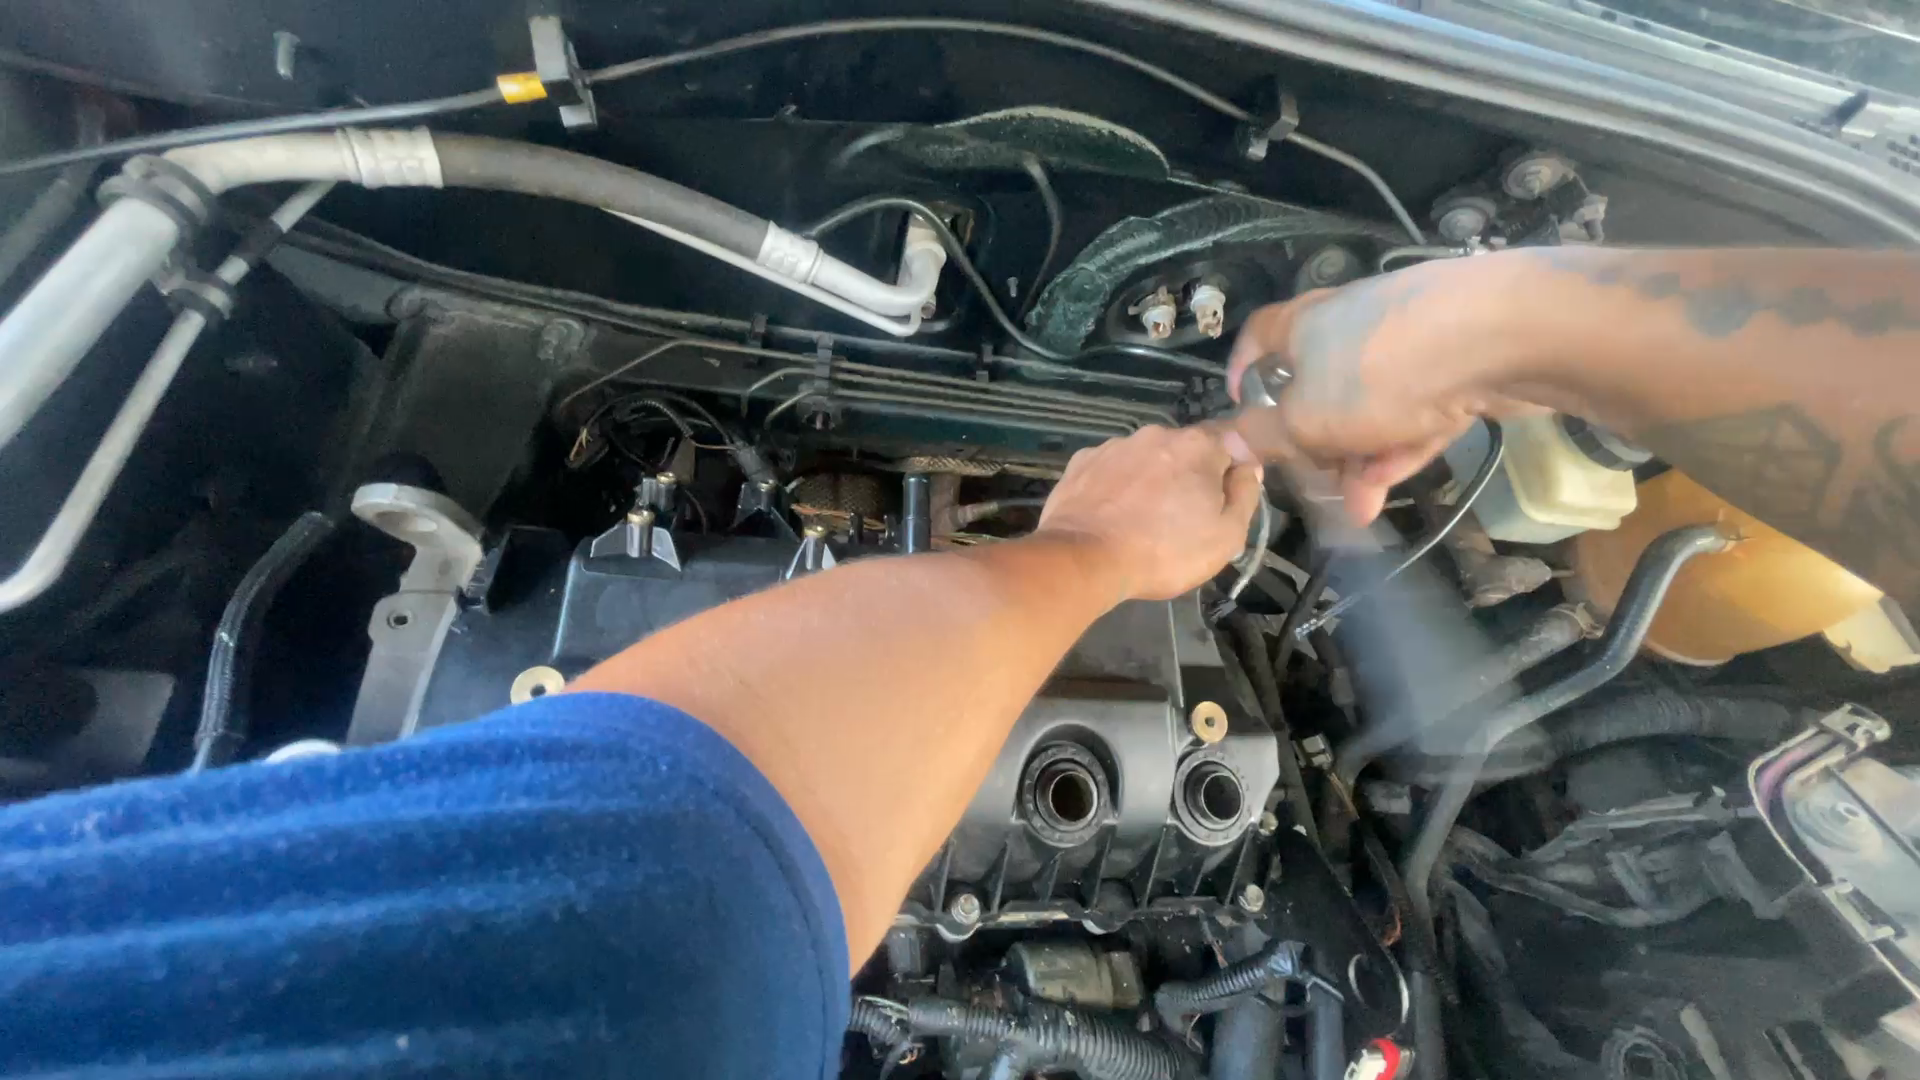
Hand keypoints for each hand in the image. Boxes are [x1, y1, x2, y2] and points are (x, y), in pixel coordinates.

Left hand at [1036, 425, 1262, 601]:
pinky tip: (1110, 513)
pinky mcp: (1081, 461)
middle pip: (1183, 451)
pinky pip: (1110, 469)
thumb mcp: (1226, 536)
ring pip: (1144, 458)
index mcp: (1198, 445)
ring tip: (1140, 519)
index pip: (1228, 446)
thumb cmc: (1164, 552)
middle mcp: (1155, 434)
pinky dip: (1115, 485)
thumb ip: (1245, 494)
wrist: (1085, 560)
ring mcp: (1114, 445)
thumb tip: (1248, 468)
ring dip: (1148, 479)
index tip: (1219, 503)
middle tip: (1179, 518)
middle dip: (1186, 476)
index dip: (1228, 473)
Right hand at [1223, 253, 1549, 523]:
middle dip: (1314, 441)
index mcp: (1304, 325)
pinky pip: (1414, 408)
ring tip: (1359, 506)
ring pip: (1369, 405)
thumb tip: (1227, 441)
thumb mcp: (1305, 419)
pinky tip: (1391, 484)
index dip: (1242, 368)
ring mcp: (1409, 341)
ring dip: (1359, 457)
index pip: (1259, 336)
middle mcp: (1351, 325)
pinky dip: (1399, 444)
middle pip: (1318, 385)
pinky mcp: (1457, 361)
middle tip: (1314, 480)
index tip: (1240, 406)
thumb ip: (1265, 435)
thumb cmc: (1380, 373)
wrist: (1507, 335)